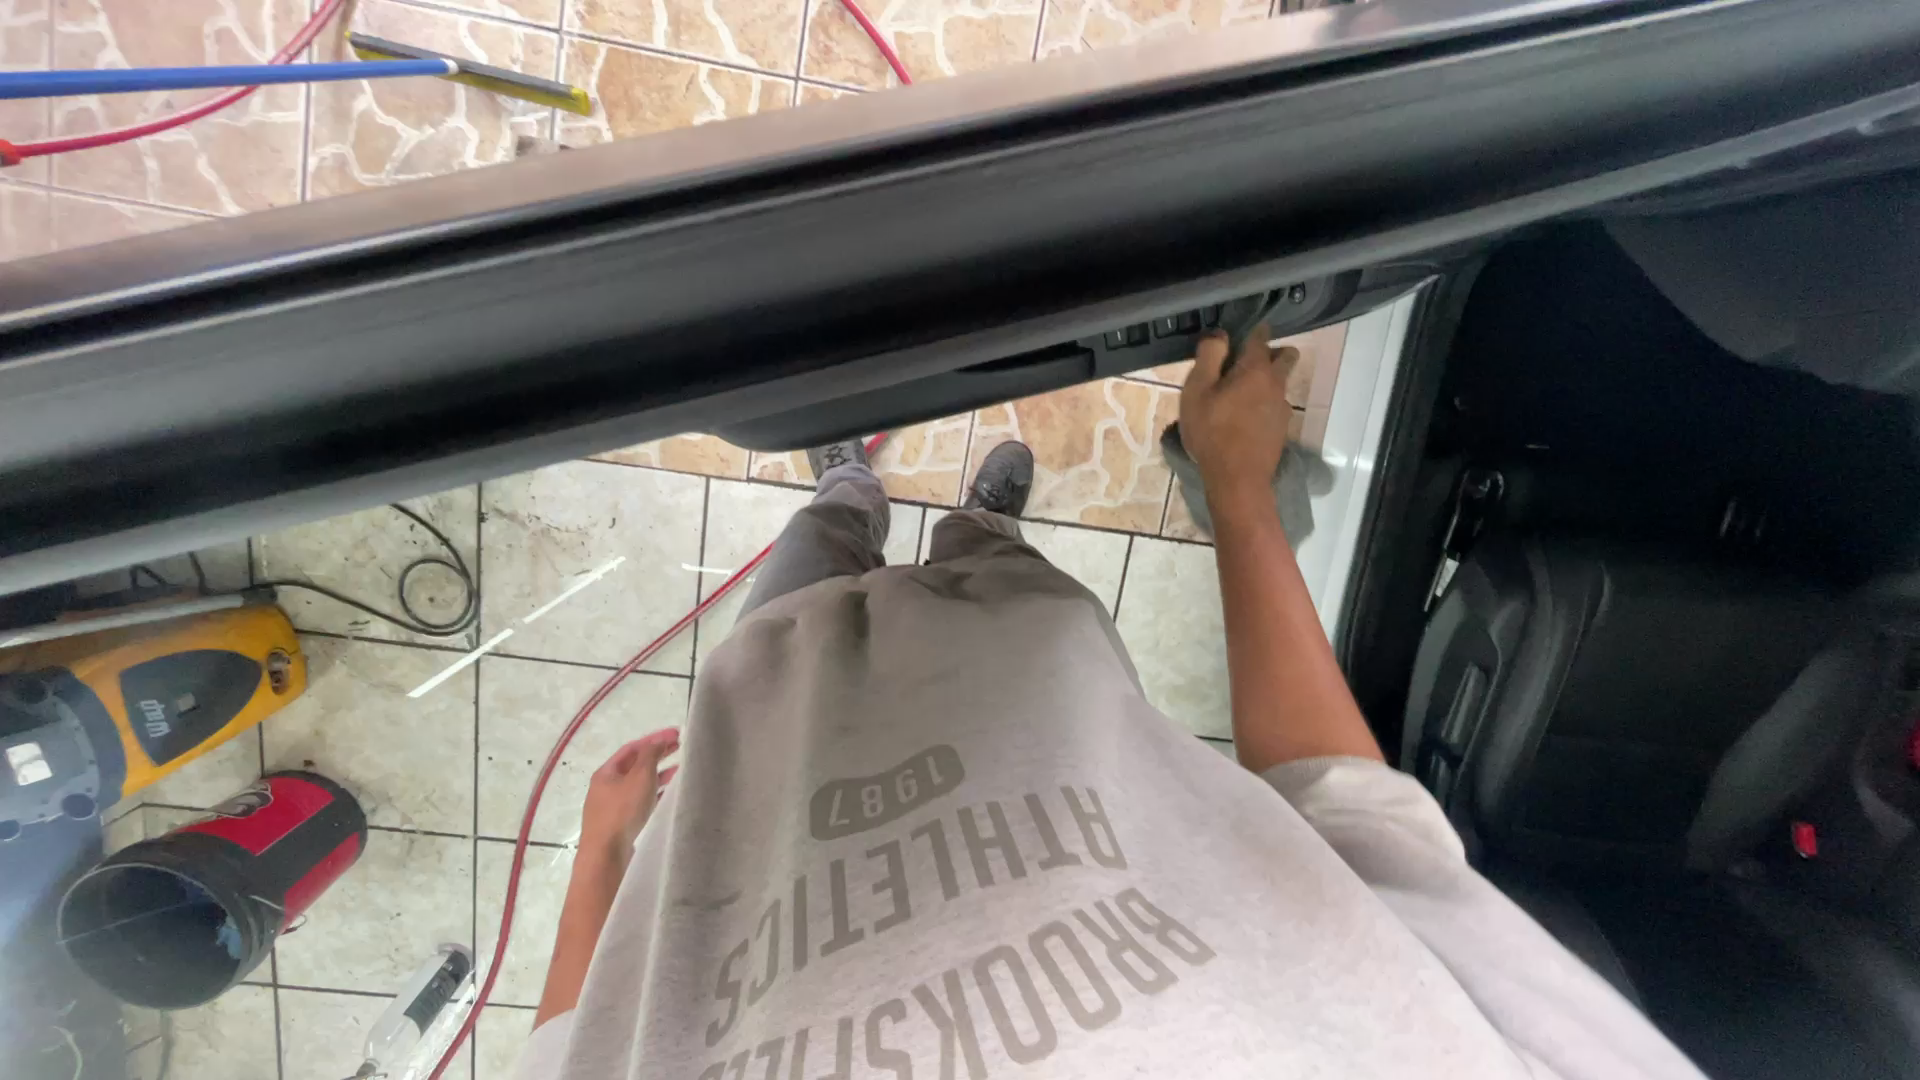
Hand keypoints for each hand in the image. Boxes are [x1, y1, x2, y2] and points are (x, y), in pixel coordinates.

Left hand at [577, 728, 678, 866]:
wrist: (605, 854)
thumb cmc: (622, 810)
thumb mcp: (640, 776)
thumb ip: (651, 755)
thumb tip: (658, 741)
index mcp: (606, 772)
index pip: (633, 748)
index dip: (655, 738)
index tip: (676, 734)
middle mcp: (606, 786)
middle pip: (634, 765)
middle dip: (656, 754)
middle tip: (679, 747)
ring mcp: (611, 806)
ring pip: (637, 783)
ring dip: (657, 773)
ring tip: (678, 769)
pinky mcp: (618, 822)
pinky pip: (639, 800)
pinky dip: (654, 792)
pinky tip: (667, 794)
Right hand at [1178, 327, 1299, 511]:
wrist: (1237, 478)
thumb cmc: (1211, 431)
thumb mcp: (1197, 391)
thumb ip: (1209, 357)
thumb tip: (1219, 334)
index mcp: (1255, 368)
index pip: (1260, 336)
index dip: (1250, 331)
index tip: (1236, 336)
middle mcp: (1276, 383)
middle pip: (1284, 356)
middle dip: (1270, 353)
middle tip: (1243, 365)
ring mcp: (1282, 407)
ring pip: (1279, 383)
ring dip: (1264, 382)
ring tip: (1238, 397)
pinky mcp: (1281, 428)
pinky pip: (1274, 406)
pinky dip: (1262, 405)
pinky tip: (1242, 420)